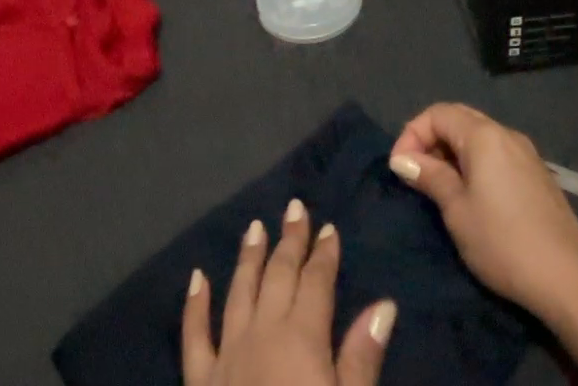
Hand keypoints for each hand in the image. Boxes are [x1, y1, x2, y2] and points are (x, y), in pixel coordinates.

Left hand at [182, 198, 395, 385]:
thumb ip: (361, 358)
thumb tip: (383, 305)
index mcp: (301, 339)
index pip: (316, 283)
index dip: (324, 254)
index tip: (329, 227)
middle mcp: (261, 334)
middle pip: (277, 277)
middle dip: (288, 242)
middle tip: (294, 209)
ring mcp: (225, 355)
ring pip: (238, 293)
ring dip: (248, 258)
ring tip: (254, 227)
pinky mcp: (199, 381)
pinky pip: (194, 334)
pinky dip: (195, 303)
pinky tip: (196, 277)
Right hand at [388, 103, 577, 317]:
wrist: (567, 279)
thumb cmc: (502, 242)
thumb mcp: (456, 210)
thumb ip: (430, 176)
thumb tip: (402, 160)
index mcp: (484, 136)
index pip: (438, 113)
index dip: (411, 134)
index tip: (400, 169)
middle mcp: (507, 134)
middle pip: (459, 118)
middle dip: (431, 139)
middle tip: (416, 173)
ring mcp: (527, 154)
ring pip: (479, 135)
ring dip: (452, 151)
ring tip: (439, 185)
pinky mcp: (537, 175)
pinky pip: (497, 153)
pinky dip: (475, 162)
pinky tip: (471, 194)